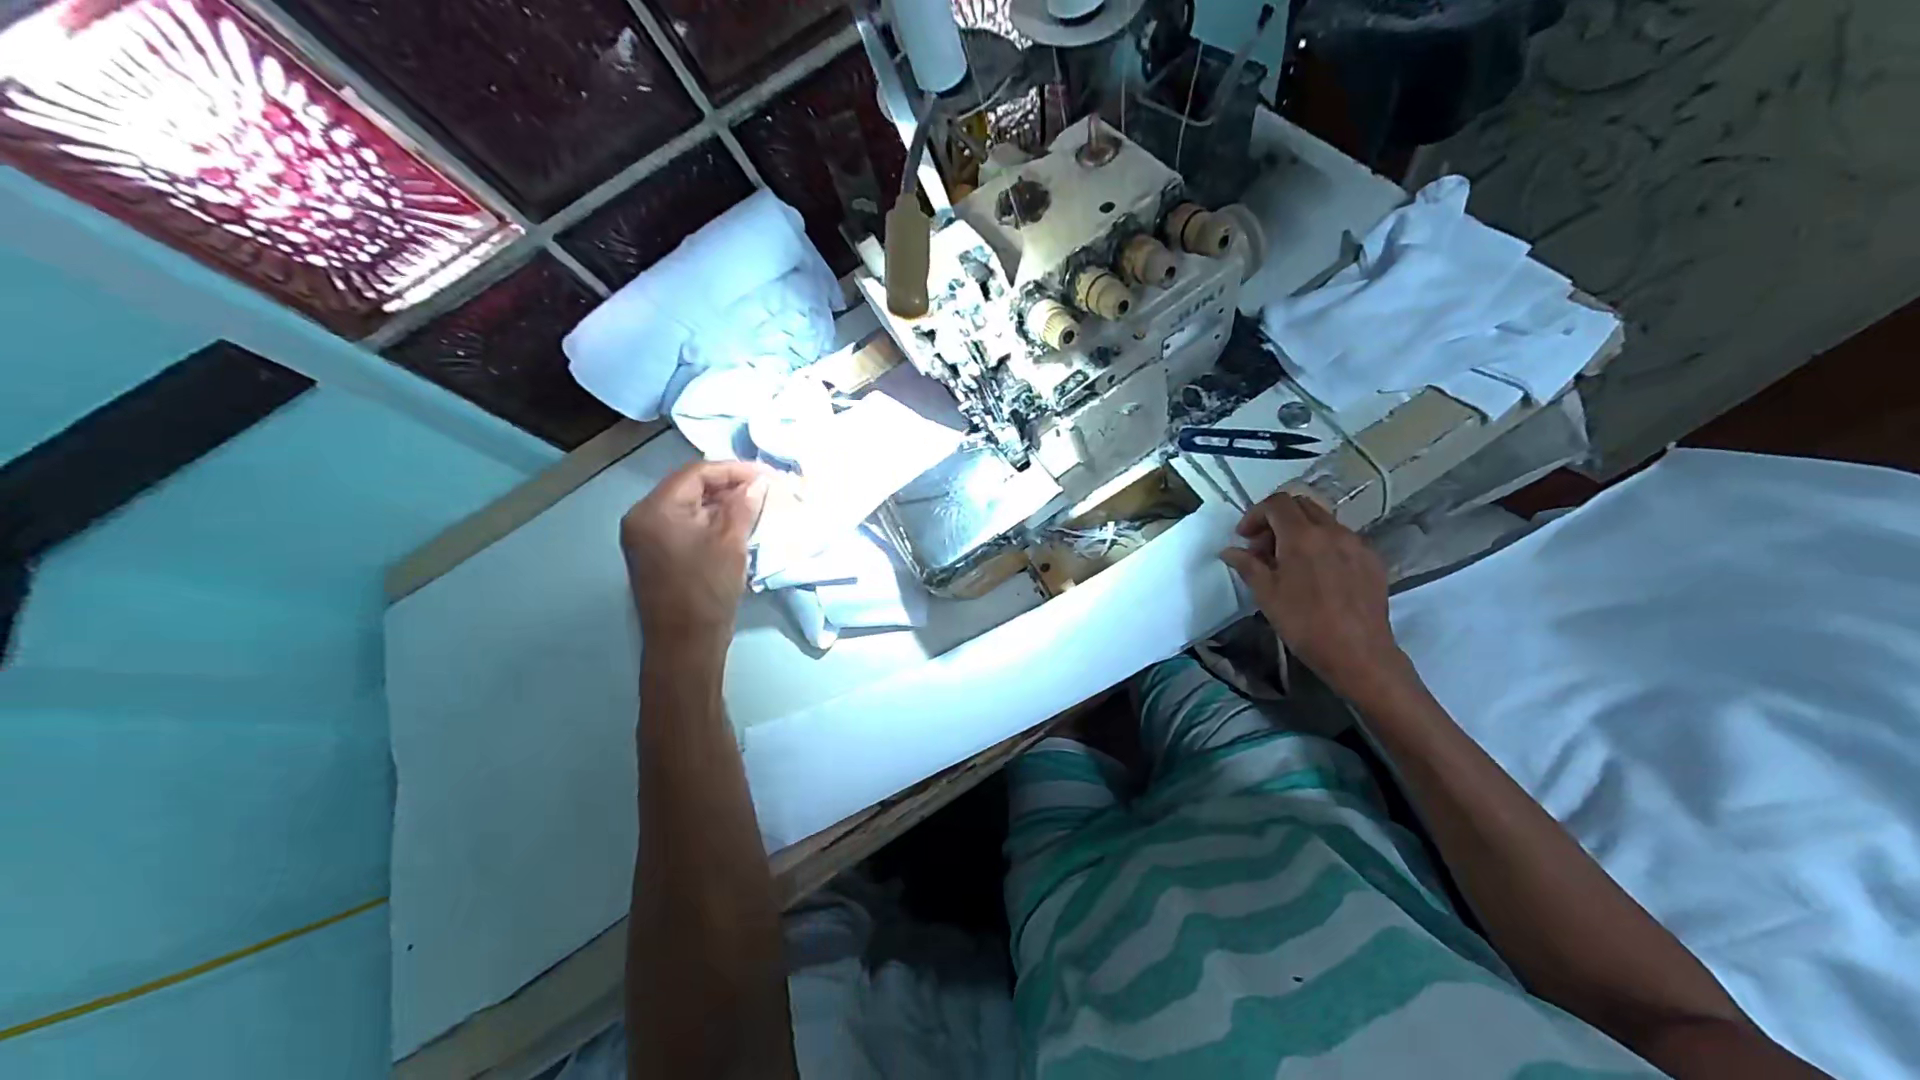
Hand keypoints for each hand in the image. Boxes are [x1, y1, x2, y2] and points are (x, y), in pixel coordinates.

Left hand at [621, 461, 767, 644]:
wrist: (685, 644)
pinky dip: (709, 521)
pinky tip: (734, 525)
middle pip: (688, 487)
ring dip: (720, 503)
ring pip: (687, 506)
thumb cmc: (706, 589)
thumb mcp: (731, 542)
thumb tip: (758, 483)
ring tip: (754, 504)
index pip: (696, 473)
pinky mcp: (654, 555)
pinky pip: (683, 525)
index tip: (767, 476)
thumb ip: (743, 505)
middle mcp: (641, 518)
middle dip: (728, 485)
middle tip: (763, 488)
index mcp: (654, 509)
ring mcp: (645, 538)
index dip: (734, 470)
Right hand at [1220, 492, 1415, 702]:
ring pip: (1323, 521)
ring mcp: (1357, 544)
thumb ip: (1247, 565)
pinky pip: (1342, 540)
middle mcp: (1332, 531)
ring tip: (1289, 563)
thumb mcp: (1266, 594)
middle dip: (1277, 519)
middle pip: (1301, 505)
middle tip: (1263, 547)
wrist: (1358, 653)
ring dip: (1300, 532)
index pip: (1277, 503)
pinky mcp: (1372, 561)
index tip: (1244, 538)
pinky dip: (1322, 545)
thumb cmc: (1304, 623)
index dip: (1255, 514)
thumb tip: (1229, 551)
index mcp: (1302, 536)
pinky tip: (1317, 574)